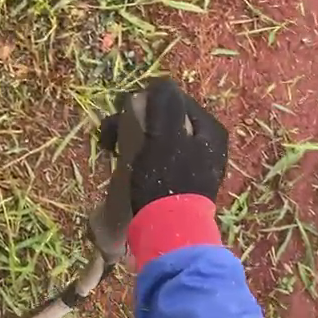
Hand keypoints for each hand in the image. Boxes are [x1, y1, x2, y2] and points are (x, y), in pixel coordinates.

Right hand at [100, 79, 228, 212]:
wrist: (169, 230)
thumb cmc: (165, 181)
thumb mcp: (164, 135)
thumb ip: (164, 104)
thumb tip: (159, 86)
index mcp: (208, 128)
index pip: (171, 98)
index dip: (141, 103)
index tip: (119, 118)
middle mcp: (205, 142)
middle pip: (161, 117)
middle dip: (131, 122)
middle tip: (108, 140)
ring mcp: (192, 162)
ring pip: (154, 135)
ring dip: (129, 138)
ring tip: (111, 153)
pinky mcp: (178, 180)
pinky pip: (154, 155)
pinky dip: (136, 155)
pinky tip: (124, 165)